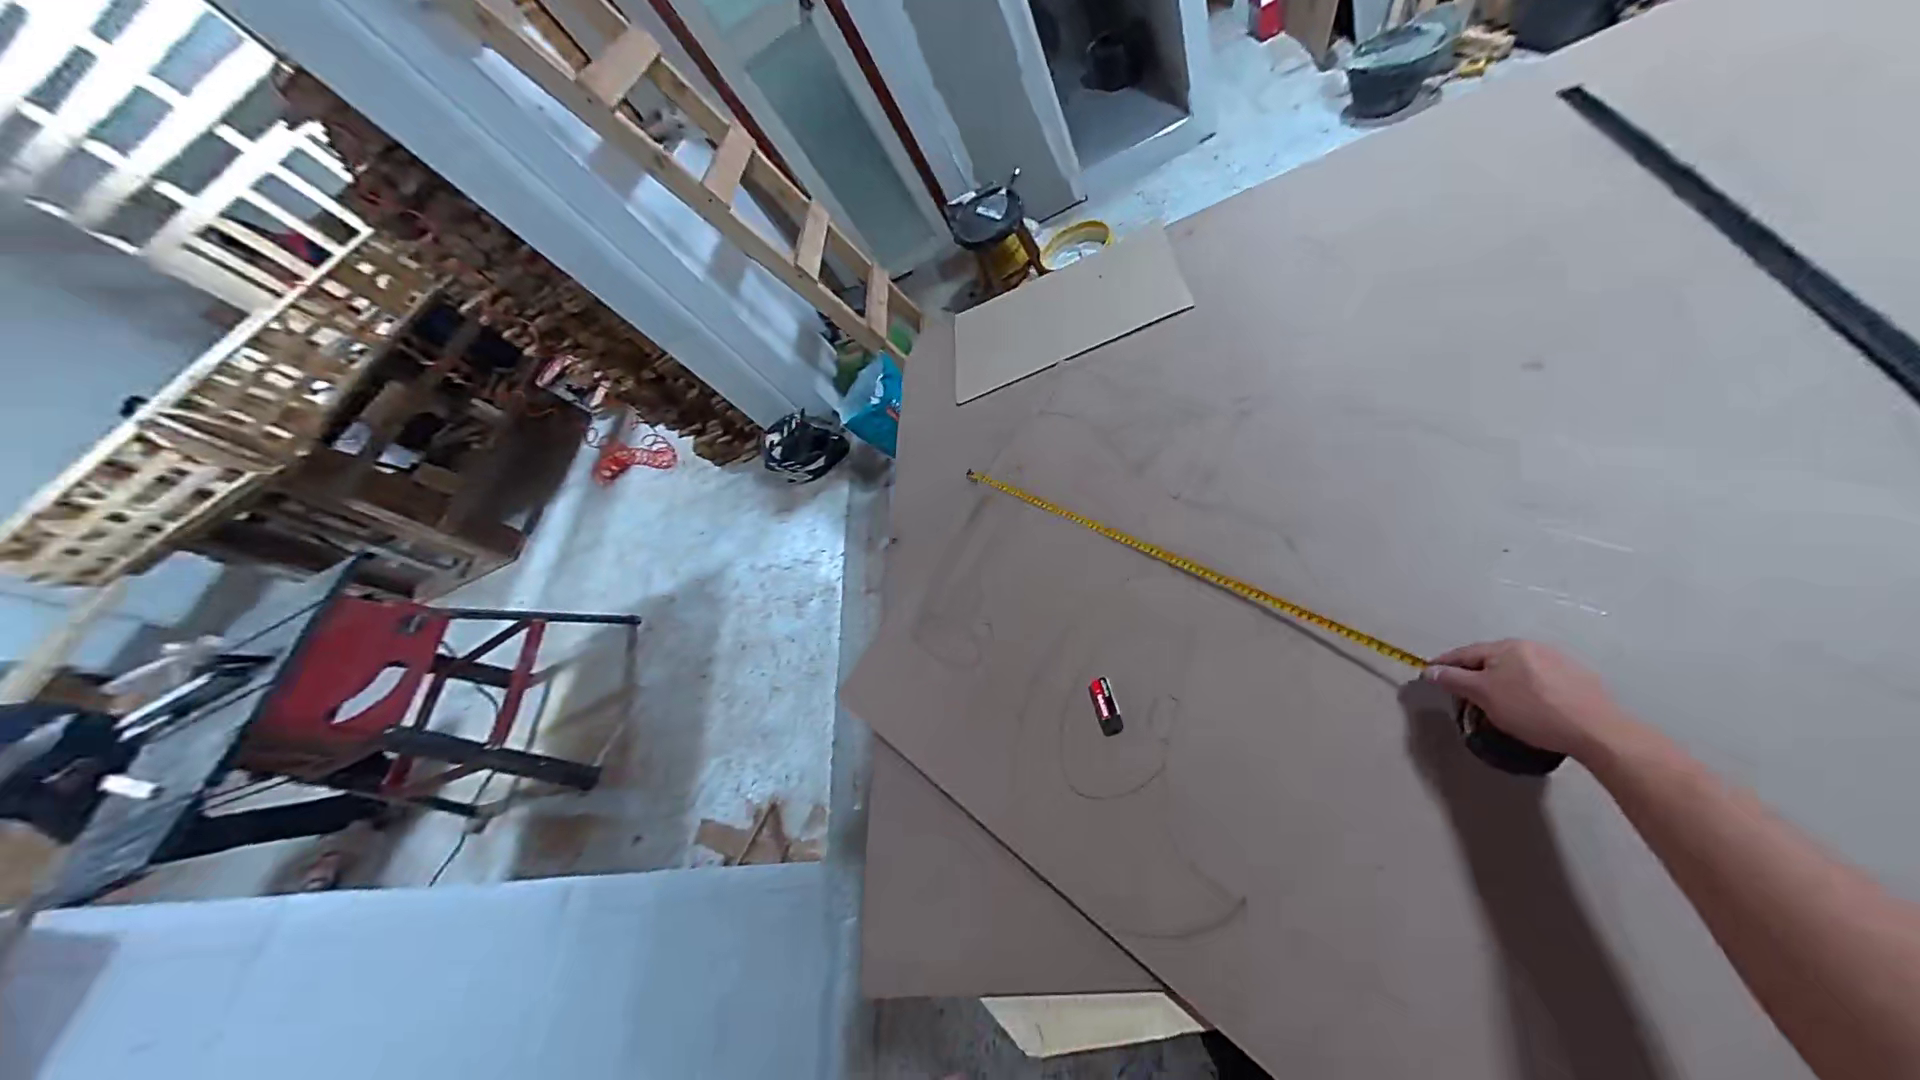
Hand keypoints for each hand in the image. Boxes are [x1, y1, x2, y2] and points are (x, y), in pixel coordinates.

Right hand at [1423, 639, 1633, 761]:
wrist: (1599, 731)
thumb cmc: (1532, 710)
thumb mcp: (1483, 695)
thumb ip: (1453, 680)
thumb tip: (1430, 670)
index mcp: (1507, 647)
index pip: (1464, 653)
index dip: (1444, 665)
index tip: (1429, 675)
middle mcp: (1532, 647)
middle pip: (1491, 659)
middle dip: (1474, 673)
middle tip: (1462, 692)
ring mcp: (1559, 661)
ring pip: (1517, 668)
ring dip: (1501, 680)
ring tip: (1497, 700)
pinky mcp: (1580, 679)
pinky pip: (1541, 679)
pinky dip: (1527, 688)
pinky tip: (1531, 704)